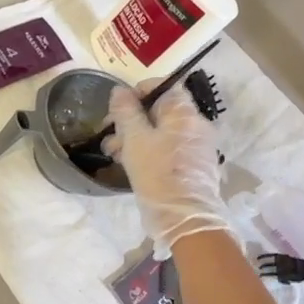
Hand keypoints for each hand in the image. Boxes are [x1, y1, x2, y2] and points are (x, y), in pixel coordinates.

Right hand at [103, 83, 229, 253]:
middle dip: (130, 119)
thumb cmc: (157, 173)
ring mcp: (195, 146)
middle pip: (159, 110)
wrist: (184, 218)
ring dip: (133, 137)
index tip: (117, 108)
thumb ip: (126, 111)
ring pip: (159, 131)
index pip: (164, 86)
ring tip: (113, 153)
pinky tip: (128, 163)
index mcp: (184, 114)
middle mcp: (195, 125)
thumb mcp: (134, 139)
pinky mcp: (191, 165)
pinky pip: (166, 148)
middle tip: (108, 134)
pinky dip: (147, 150)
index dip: (138, 91)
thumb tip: (120, 90)